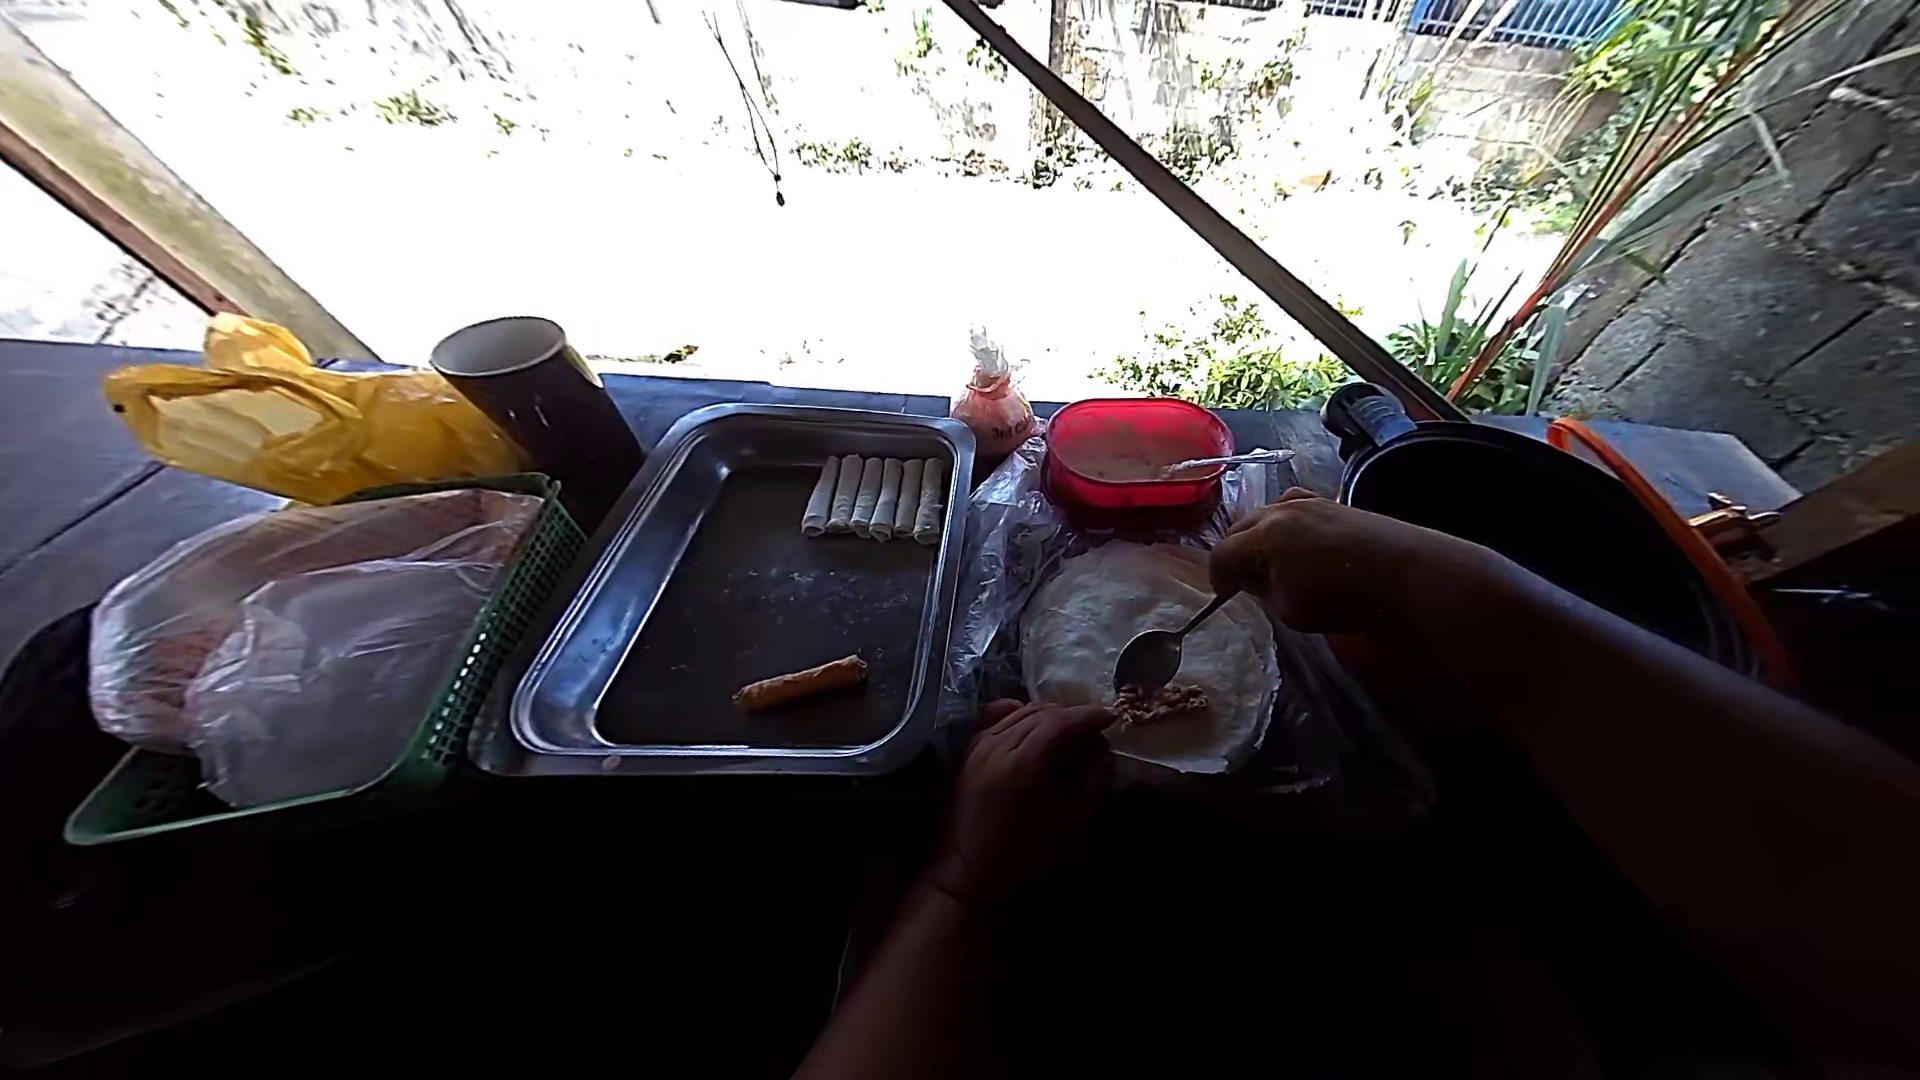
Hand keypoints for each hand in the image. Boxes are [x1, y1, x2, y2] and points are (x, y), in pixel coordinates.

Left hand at [924, 700, 1113, 921]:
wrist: (970, 888)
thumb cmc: (1028, 866)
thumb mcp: (1073, 828)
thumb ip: (1091, 782)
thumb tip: (1102, 749)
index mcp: (1024, 762)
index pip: (1060, 722)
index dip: (1088, 716)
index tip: (1111, 717)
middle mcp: (997, 746)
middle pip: (1038, 714)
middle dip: (1069, 715)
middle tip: (1094, 726)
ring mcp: (977, 749)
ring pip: (1015, 714)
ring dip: (1044, 715)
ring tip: (1068, 726)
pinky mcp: (966, 757)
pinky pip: (991, 721)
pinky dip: (1013, 714)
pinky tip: (1025, 718)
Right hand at [1208, 489, 1505, 633]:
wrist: (1410, 574)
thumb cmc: (1346, 599)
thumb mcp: (1289, 609)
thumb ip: (1261, 590)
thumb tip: (1252, 578)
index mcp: (1263, 537)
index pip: (1222, 554)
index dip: (1218, 577)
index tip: (1225, 594)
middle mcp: (1278, 511)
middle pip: (1238, 529)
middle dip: (1234, 554)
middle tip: (1244, 579)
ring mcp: (1306, 502)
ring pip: (1263, 515)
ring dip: (1256, 537)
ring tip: (1269, 560)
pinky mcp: (1329, 502)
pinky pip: (1291, 506)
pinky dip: (1282, 522)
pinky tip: (1294, 538)